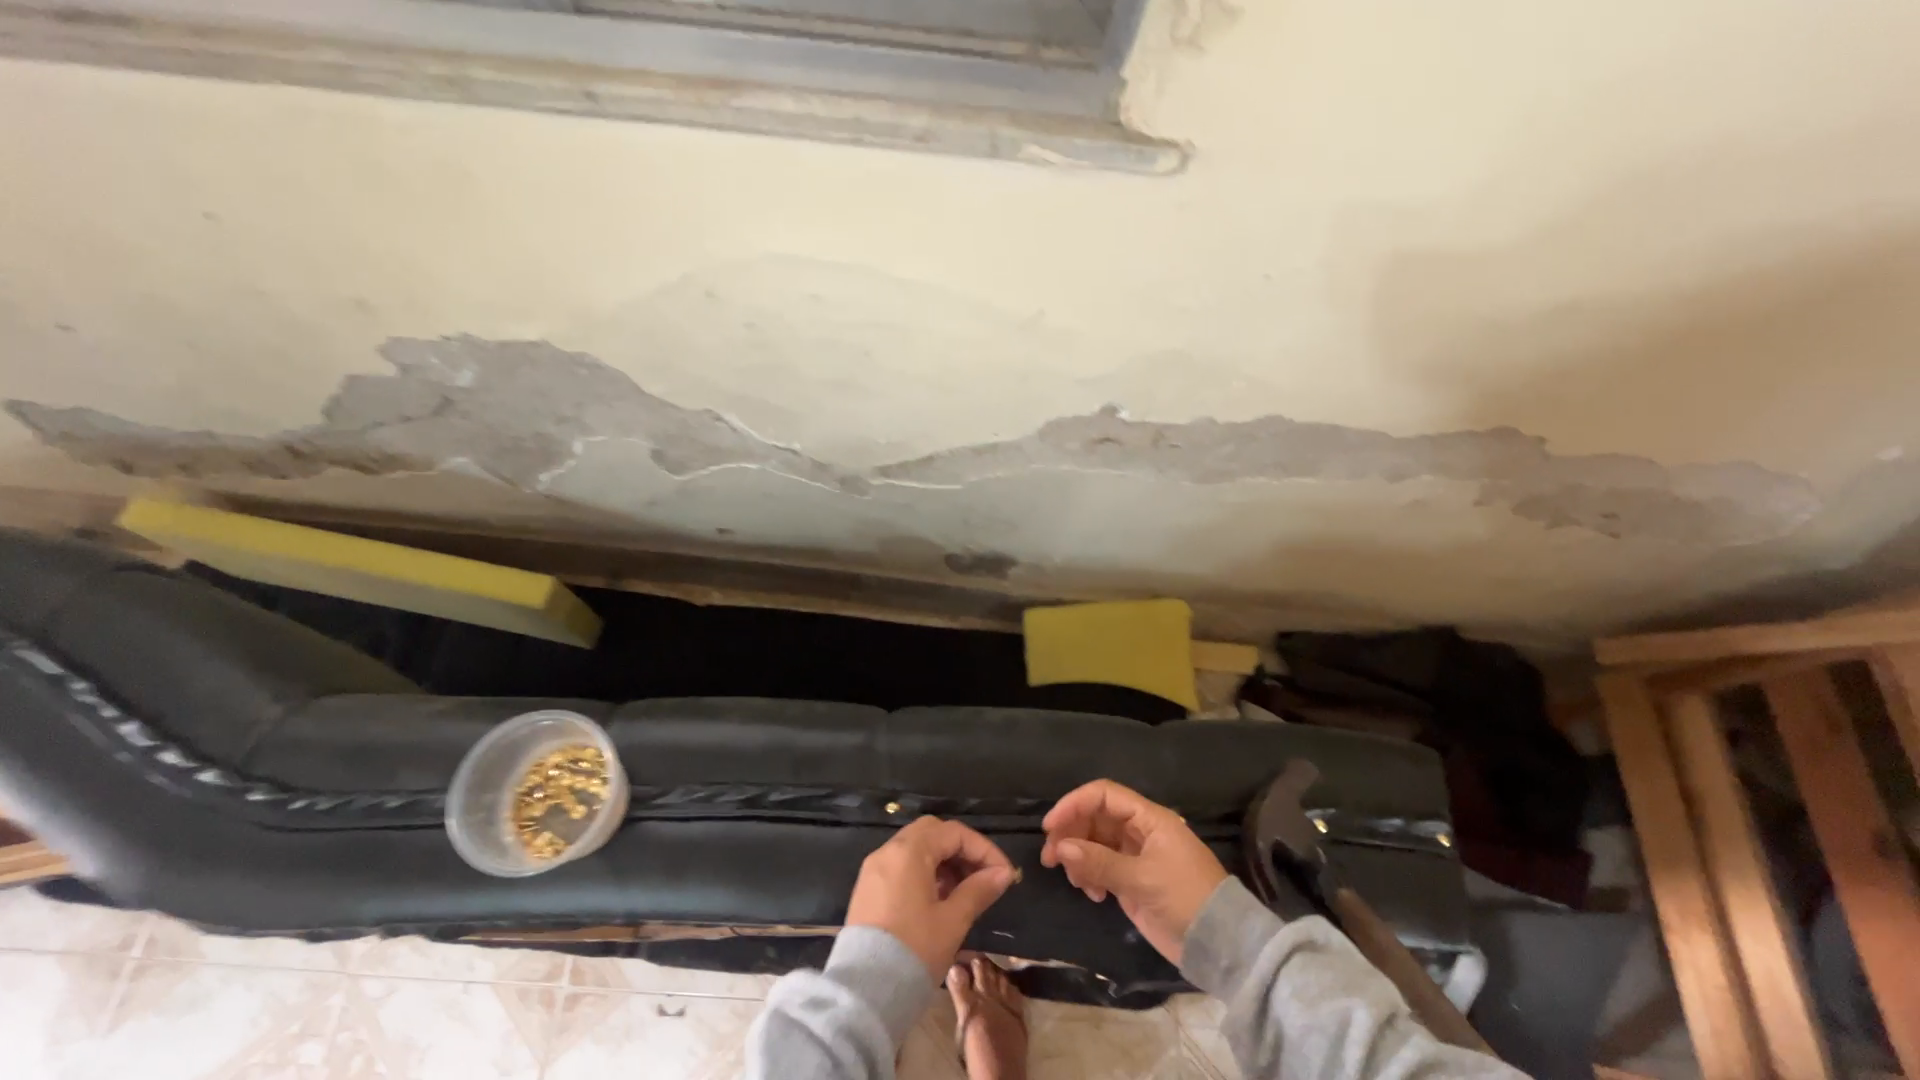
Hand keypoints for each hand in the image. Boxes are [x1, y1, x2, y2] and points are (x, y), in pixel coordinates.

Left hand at [846, 816, 1017, 980]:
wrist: (866, 990)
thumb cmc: (915, 950)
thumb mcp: (953, 921)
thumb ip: (979, 890)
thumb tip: (1003, 873)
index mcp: (908, 852)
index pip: (954, 833)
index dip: (984, 849)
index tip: (1004, 874)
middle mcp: (887, 852)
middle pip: (932, 833)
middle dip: (962, 850)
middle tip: (982, 876)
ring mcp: (874, 870)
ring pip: (915, 849)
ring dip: (944, 862)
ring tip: (964, 892)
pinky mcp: (867, 890)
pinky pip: (901, 867)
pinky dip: (924, 873)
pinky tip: (939, 901)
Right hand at [1040, 780, 1228, 965]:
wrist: (1218, 944)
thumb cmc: (1186, 899)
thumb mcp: (1142, 880)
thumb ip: (1099, 862)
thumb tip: (1060, 847)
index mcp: (1149, 819)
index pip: (1104, 795)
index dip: (1074, 804)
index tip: (1049, 827)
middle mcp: (1140, 831)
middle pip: (1095, 818)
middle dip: (1070, 834)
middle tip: (1050, 859)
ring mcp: (1135, 856)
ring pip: (1094, 842)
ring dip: (1078, 857)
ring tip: (1076, 882)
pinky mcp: (1132, 880)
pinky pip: (1100, 867)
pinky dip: (1089, 876)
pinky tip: (1093, 895)